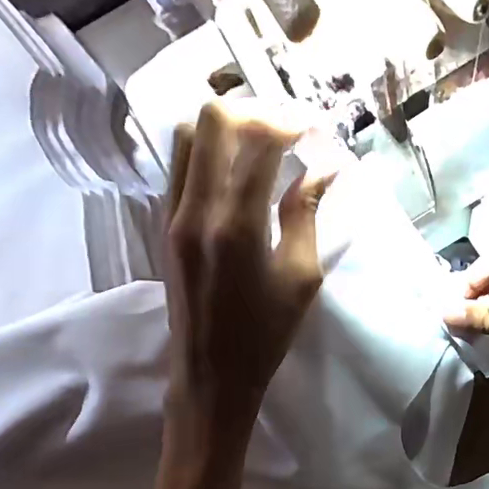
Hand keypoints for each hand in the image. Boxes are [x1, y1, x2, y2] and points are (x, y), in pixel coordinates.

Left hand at [164, 99, 334, 426]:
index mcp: (236, 226)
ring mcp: (172, 214)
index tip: (315, 129)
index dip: (290, 124)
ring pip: (187, 135)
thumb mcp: (300, 278)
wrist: (210, 376)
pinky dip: (209, 150)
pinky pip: (181, 164)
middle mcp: (196, 209)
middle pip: (211, 121)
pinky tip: (238, 168)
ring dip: (227, 127)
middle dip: (255, 112)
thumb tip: (324, 169)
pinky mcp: (164, 224)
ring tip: (263, 143)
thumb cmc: (265, 335)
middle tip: (288, 130)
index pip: (258, 143)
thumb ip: (306, 215)